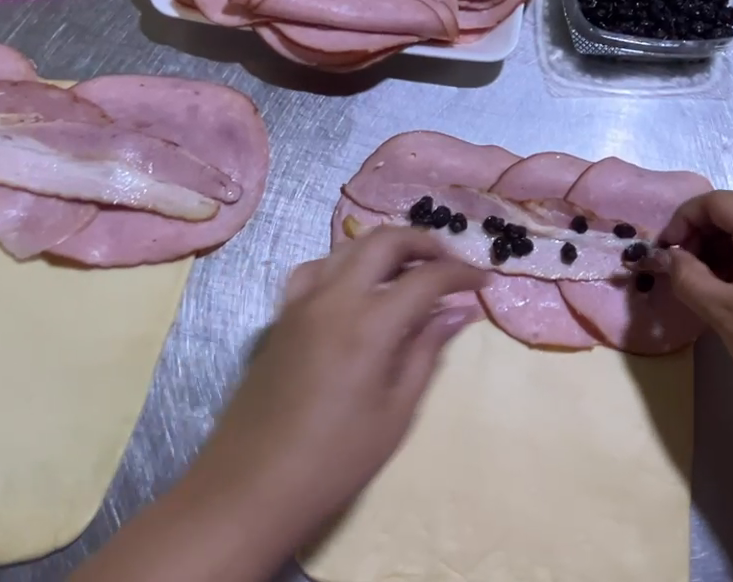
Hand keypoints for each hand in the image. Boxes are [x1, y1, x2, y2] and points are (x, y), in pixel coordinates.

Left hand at [190, 227, 485, 530]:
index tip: (484, 281)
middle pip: (386, 241)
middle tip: (450, 265)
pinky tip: (356, 288)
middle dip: (425, 243)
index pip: (428, 276)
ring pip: (349, 247)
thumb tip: (460, 311)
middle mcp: (334, 299)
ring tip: (410, 271)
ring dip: (386, 248)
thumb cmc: (334, 460)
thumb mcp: (397, 411)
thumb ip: (428, 350)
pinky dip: (345, 264)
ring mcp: (301, 304)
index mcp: (369, 324)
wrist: (248, 491)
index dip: (462, 273)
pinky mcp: (280, 317)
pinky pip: (316, 269)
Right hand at [656, 191, 732, 424]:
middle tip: (680, 261)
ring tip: (699, 278)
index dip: (685, 217)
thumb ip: (687, 277)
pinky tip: (724, 285)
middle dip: (700, 228)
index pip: (718, 201)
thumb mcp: (722, 311)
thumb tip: (668, 257)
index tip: (666, 249)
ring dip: (717, 243)